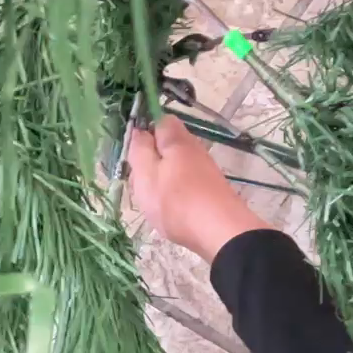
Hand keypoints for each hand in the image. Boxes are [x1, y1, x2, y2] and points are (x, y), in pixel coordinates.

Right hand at [126, 115, 271, 259]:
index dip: (143, 130)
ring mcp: (204, 169)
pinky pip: (183, 181)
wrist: (220, 232)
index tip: (132, 152)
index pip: (160, 119)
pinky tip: (168, 208)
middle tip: (138, 182)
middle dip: (149, 159)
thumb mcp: (146, 174)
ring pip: (173, 165)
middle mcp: (194, 149)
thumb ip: (139, 149)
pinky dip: (172, 191)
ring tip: (151, 200)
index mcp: (176, 140)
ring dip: (158, 178)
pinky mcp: (209, 187)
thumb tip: (138, 130)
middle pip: (166, 145)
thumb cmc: (176, 202)